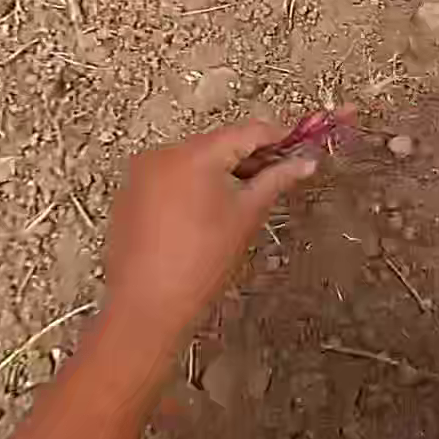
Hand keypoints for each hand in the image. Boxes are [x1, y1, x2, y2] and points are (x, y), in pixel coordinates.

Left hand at [100, 120, 315, 343]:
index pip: (247, 132)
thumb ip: (277, 179)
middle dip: (252, 156)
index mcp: (196, 154)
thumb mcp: (247, 214)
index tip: (300, 148)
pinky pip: (173, 175)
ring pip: (196, 158)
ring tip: (249, 194)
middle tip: (280, 174)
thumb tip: (306, 162)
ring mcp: (143, 172)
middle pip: (220, 143)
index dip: (278, 138)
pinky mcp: (131, 192)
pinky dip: (197, 182)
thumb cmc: (204, 260)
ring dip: (225, 169)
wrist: (147, 306)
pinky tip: (212, 209)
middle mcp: (164, 152)